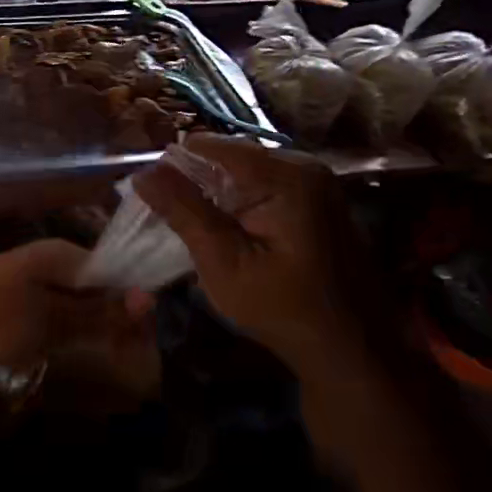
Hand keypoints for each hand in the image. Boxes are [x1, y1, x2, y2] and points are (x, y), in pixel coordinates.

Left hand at [0, 239, 144, 365]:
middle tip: (118, 359)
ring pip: (78, 303)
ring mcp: (32, 277)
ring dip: (88, 330)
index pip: (121, 276)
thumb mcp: (47, 320)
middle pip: (100, 289)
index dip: (136, 309)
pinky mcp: (15, 297)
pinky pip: (54, 312)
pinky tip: (61, 351)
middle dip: (113, 322)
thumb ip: (96, 313)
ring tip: (94, 358)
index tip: (142, 345)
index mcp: (66, 256)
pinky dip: (62, 331)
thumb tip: (149, 298)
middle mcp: (54, 260)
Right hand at [133, 135, 375, 360]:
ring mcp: (315, 182)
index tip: (152, 197)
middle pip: (230, 156)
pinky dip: (238, 203)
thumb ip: (184, 212)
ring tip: (195, 228)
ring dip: (215, 194)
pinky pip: (263, 186)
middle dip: (195, 181)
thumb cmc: (280, 307)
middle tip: (171, 220)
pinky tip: (228, 233)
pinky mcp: (316, 200)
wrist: (347, 344)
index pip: (212, 147)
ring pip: (244, 171)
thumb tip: (144, 173)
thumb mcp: (222, 262)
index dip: (175, 166)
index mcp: (284, 176)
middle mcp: (304, 166)